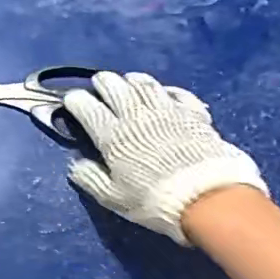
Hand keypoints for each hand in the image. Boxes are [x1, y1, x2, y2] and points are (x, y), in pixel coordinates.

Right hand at [62, 71, 267, 244]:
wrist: (207, 197)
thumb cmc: (153, 200)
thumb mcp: (112, 197)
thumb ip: (90, 177)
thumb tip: (77, 164)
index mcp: (113, 138)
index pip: (90, 110)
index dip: (78, 101)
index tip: (71, 99)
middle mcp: (138, 119)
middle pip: (118, 90)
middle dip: (105, 82)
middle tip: (99, 81)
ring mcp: (169, 114)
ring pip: (147, 87)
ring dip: (134, 80)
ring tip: (127, 78)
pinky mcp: (196, 116)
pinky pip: (179, 95)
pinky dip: (168, 90)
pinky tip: (164, 91)